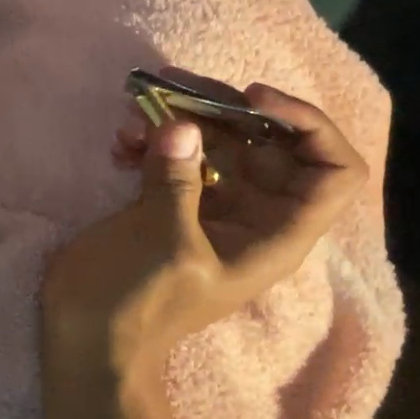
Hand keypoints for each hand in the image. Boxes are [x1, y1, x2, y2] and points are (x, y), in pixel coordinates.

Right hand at [41, 70, 368, 374]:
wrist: (89, 335)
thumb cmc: (140, 299)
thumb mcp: (163, 242)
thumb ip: (177, 183)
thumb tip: (182, 126)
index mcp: (274, 234)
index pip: (330, 171)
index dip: (306, 125)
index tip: (249, 96)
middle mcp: (251, 215)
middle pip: (264, 146)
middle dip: (221, 109)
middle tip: (171, 83)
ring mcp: (205, 208)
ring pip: (213, 146)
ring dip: (175, 122)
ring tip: (131, 115)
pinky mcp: (164, 205)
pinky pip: (171, 158)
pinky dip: (149, 141)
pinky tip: (119, 142)